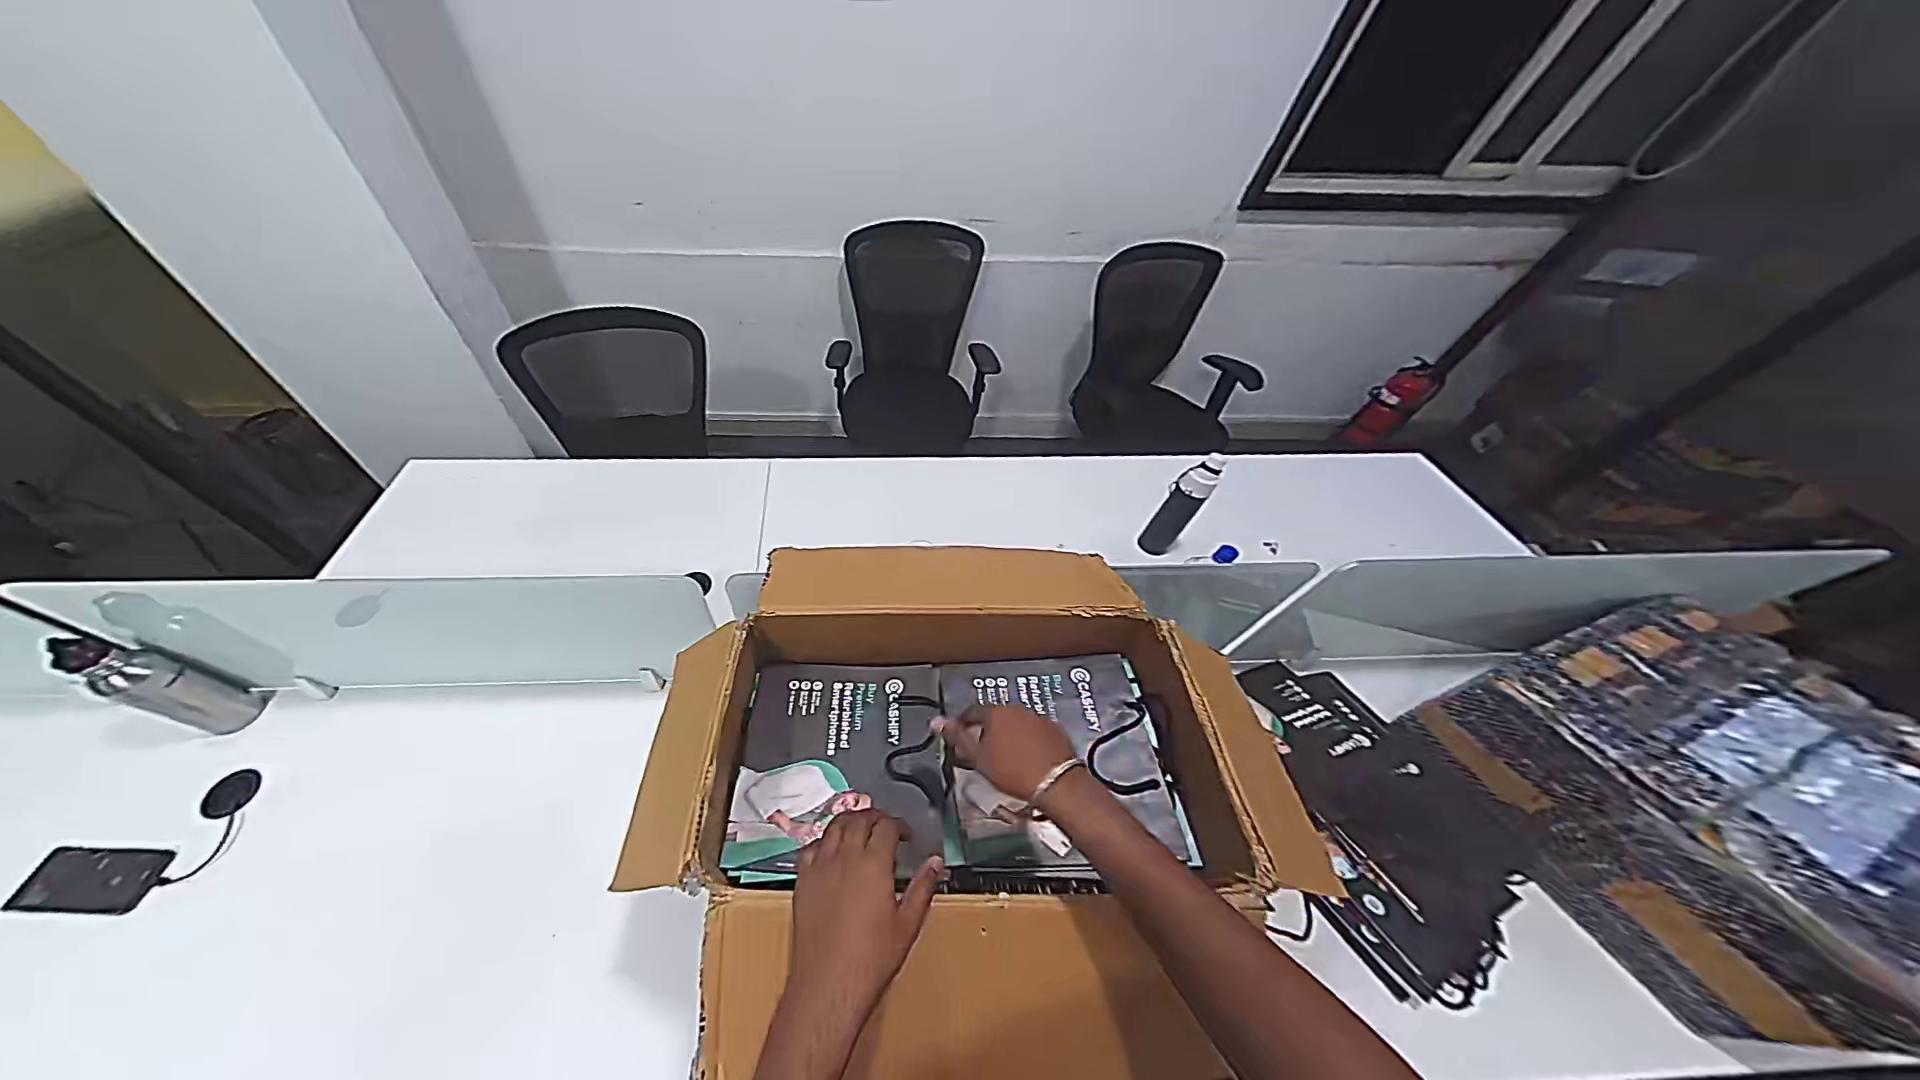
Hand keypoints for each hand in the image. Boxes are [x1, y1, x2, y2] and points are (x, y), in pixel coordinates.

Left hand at [788, 809, 942, 1020]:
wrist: (828, 984)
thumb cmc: (871, 958)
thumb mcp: (907, 924)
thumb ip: (922, 888)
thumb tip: (935, 862)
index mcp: (873, 864)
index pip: (887, 826)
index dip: (899, 825)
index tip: (905, 835)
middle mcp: (845, 857)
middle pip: (859, 819)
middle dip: (875, 817)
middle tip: (885, 826)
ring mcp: (820, 867)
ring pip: (834, 827)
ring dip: (849, 821)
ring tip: (859, 829)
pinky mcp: (802, 882)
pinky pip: (811, 847)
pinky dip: (824, 841)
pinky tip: (831, 850)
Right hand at [934, 704, 1076, 803]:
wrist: (1056, 783)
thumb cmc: (1012, 771)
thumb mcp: (978, 758)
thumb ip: (956, 738)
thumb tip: (937, 721)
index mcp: (995, 712)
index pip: (971, 712)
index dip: (962, 727)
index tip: (959, 741)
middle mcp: (1016, 708)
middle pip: (994, 717)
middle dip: (985, 732)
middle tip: (981, 753)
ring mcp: (1038, 717)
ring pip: (1015, 723)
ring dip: (1007, 735)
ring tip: (1004, 758)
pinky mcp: (1054, 729)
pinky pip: (1034, 731)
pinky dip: (1027, 740)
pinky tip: (1026, 757)